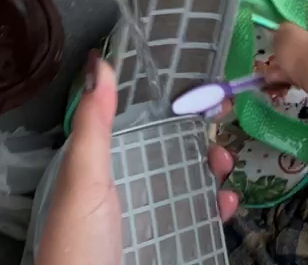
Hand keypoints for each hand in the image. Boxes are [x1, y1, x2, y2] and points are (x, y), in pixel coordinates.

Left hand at [35, 53, 240, 264]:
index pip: (138, 129)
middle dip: (199, 140)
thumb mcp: (84, 179)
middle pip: (169, 156)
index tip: (198, 92)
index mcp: (101, 173)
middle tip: (220, 128)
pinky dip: (217, 211)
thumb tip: (97, 61)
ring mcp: (148, 226)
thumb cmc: (80, 246)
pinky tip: (227, 204)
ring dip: (213, 172)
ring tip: (225, 167)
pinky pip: (200, 224)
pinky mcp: (169, 251)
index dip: (168, 109)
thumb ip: (94, 124)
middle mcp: (126, 196)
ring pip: (188, 188)